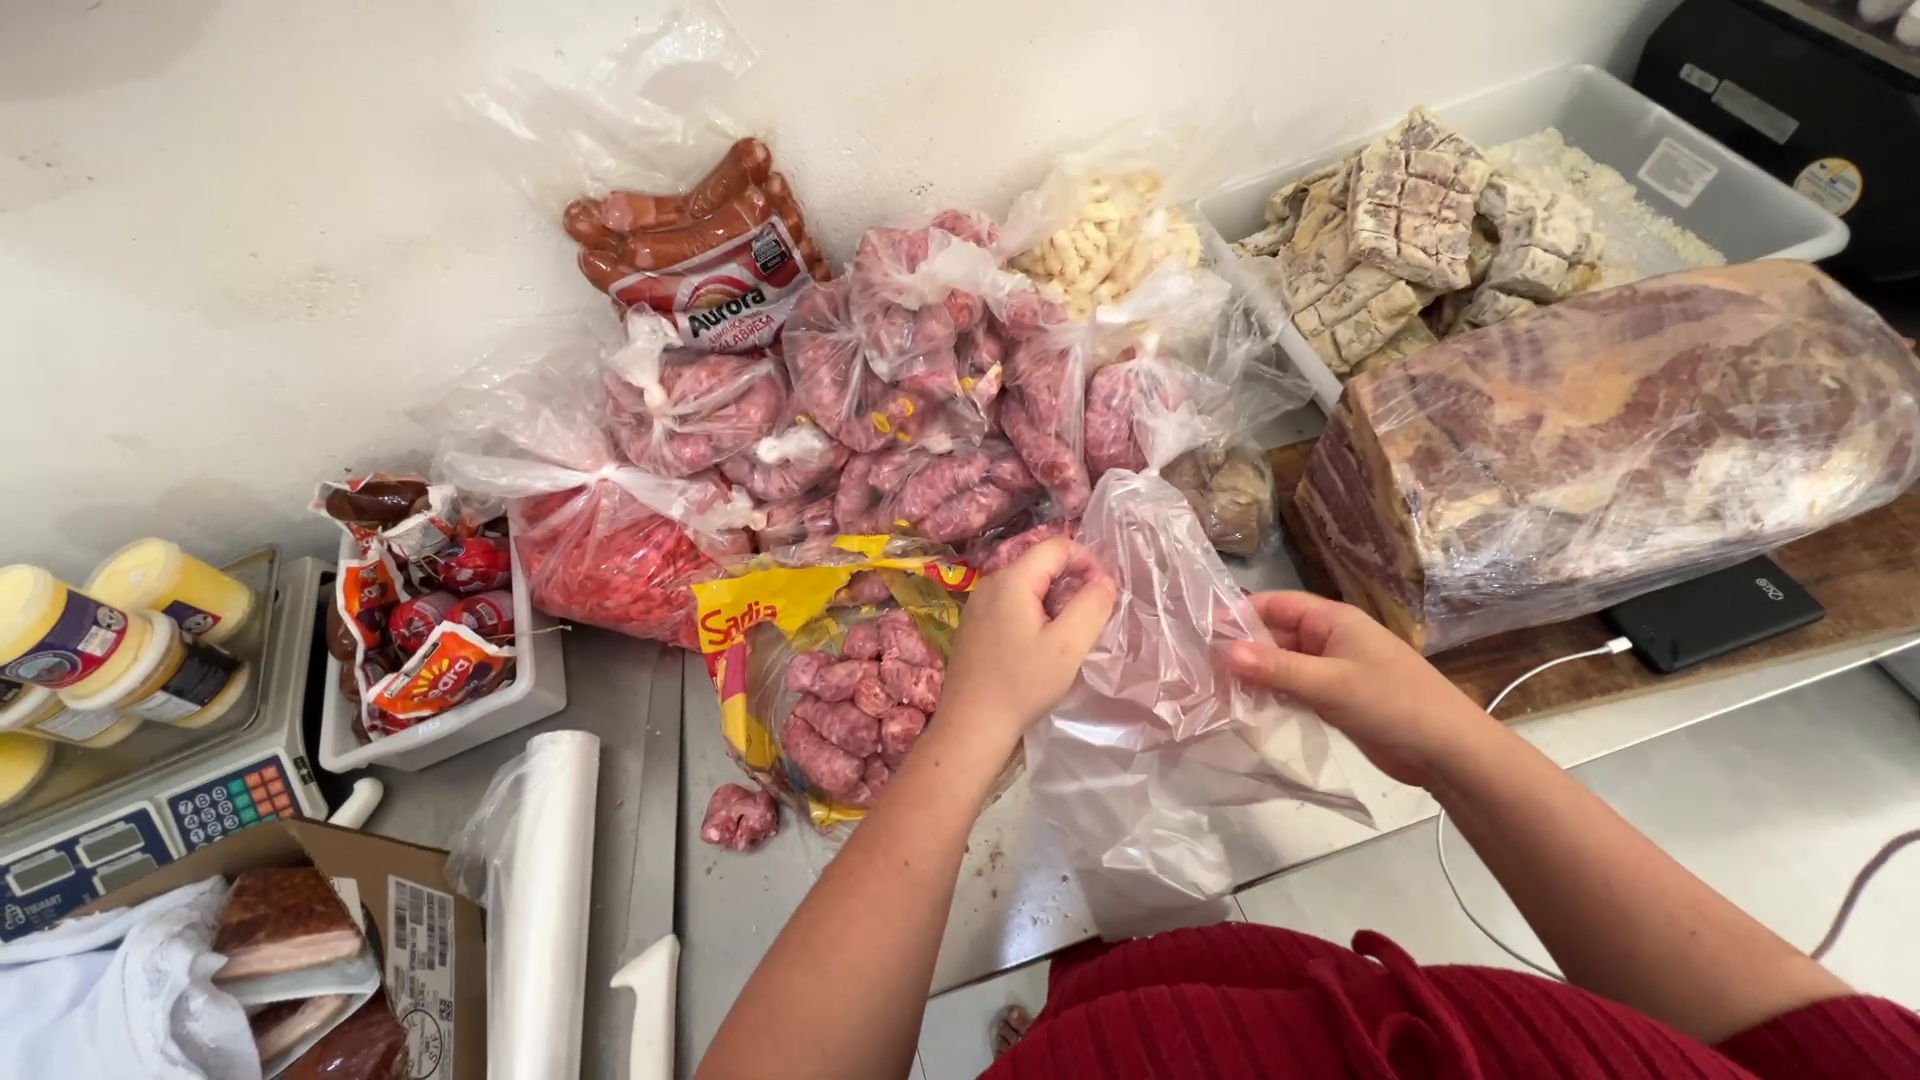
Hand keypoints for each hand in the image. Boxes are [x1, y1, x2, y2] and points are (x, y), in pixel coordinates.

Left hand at [939, 538, 1116, 739]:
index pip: (1056, 546)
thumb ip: (1092, 606)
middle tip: (1089, 619)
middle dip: (1071, 582)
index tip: (1103, 594)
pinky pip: (1011, 603)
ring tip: (1067, 635)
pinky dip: (1033, 613)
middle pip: (1041, 564)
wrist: (971, 723)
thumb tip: (1105, 581)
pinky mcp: (974, 624)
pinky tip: (1039, 646)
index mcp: (1011, 580)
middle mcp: (990, 583)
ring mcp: (978, 604)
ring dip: (1054, 600)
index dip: (1087, 561)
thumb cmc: (1022, 684)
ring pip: (1027, 585)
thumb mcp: (1067, 646)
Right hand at [1221, 591, 1503, 787]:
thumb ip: (1276, 668)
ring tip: (1214, 688)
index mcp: (1332, 620)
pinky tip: (1245, 707)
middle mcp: (1329, 639)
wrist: (1449, 752)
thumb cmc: (1393, 704)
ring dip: (1254, 674)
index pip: (1275, 604)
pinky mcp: (1334, 698)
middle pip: (1274, 634)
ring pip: (1281, 663)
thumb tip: (1223, 651)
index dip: (1239, 614)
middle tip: (1200, 666)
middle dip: (1241, 648)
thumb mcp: (1330, 684)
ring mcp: (1332, 670)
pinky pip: (1293, 688)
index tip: (1202, 632)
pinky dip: (1271, 694)